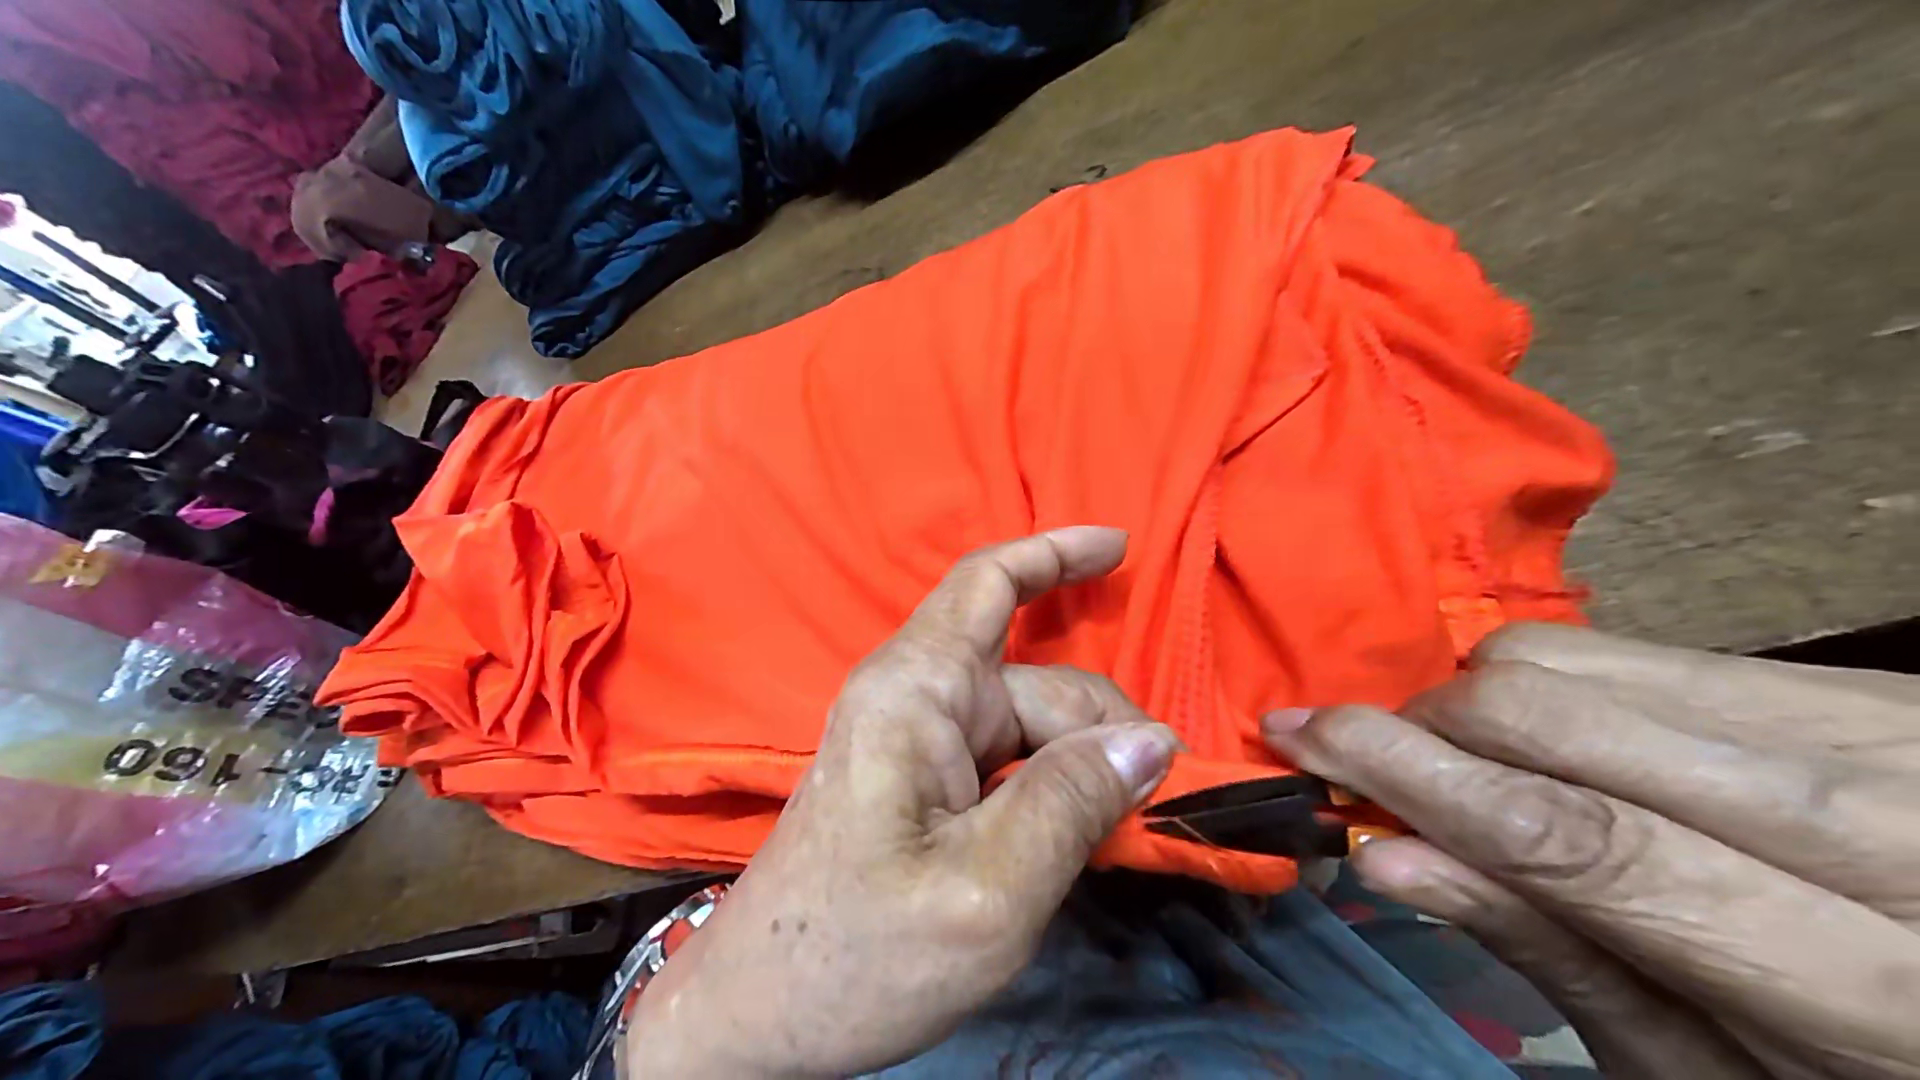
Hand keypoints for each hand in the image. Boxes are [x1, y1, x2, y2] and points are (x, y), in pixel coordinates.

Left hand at [624, 528, 1180, 1076]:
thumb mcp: (988, 888)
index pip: (988, 584)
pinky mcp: (922, 781)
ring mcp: (917, 740)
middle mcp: (916, 697)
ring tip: (1122, 835)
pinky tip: (1085, 833)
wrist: (762, 1014)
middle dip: (1103, 730)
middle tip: (1159, 803)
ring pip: (1030, 727)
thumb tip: (1151, 741)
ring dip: (1084, 769)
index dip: (1055, 553)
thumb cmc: (859, 951)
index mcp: (916, 689)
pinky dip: (1056, 787)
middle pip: (1035, 680)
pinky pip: (1009, 762)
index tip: (1121, 547)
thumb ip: (1073, 803)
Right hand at [1265, 624, 1919, 1078]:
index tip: (1298, 737)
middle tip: (1374, 760)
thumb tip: (1379, 856)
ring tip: (1474, 758)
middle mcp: (1890, 821)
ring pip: (1569, 656)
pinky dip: (1544, 685)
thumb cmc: (1841, 1075)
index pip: (1571, 838)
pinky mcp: (1850, 675)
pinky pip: (1619, 645)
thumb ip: (1542, 947)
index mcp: (1877, 987)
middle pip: (1552, 711)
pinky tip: (1561, 740)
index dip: (1410, 777)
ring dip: (1474, 703)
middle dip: (1422, 725)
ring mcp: (1875, 722)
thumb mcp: (1697, 1069)